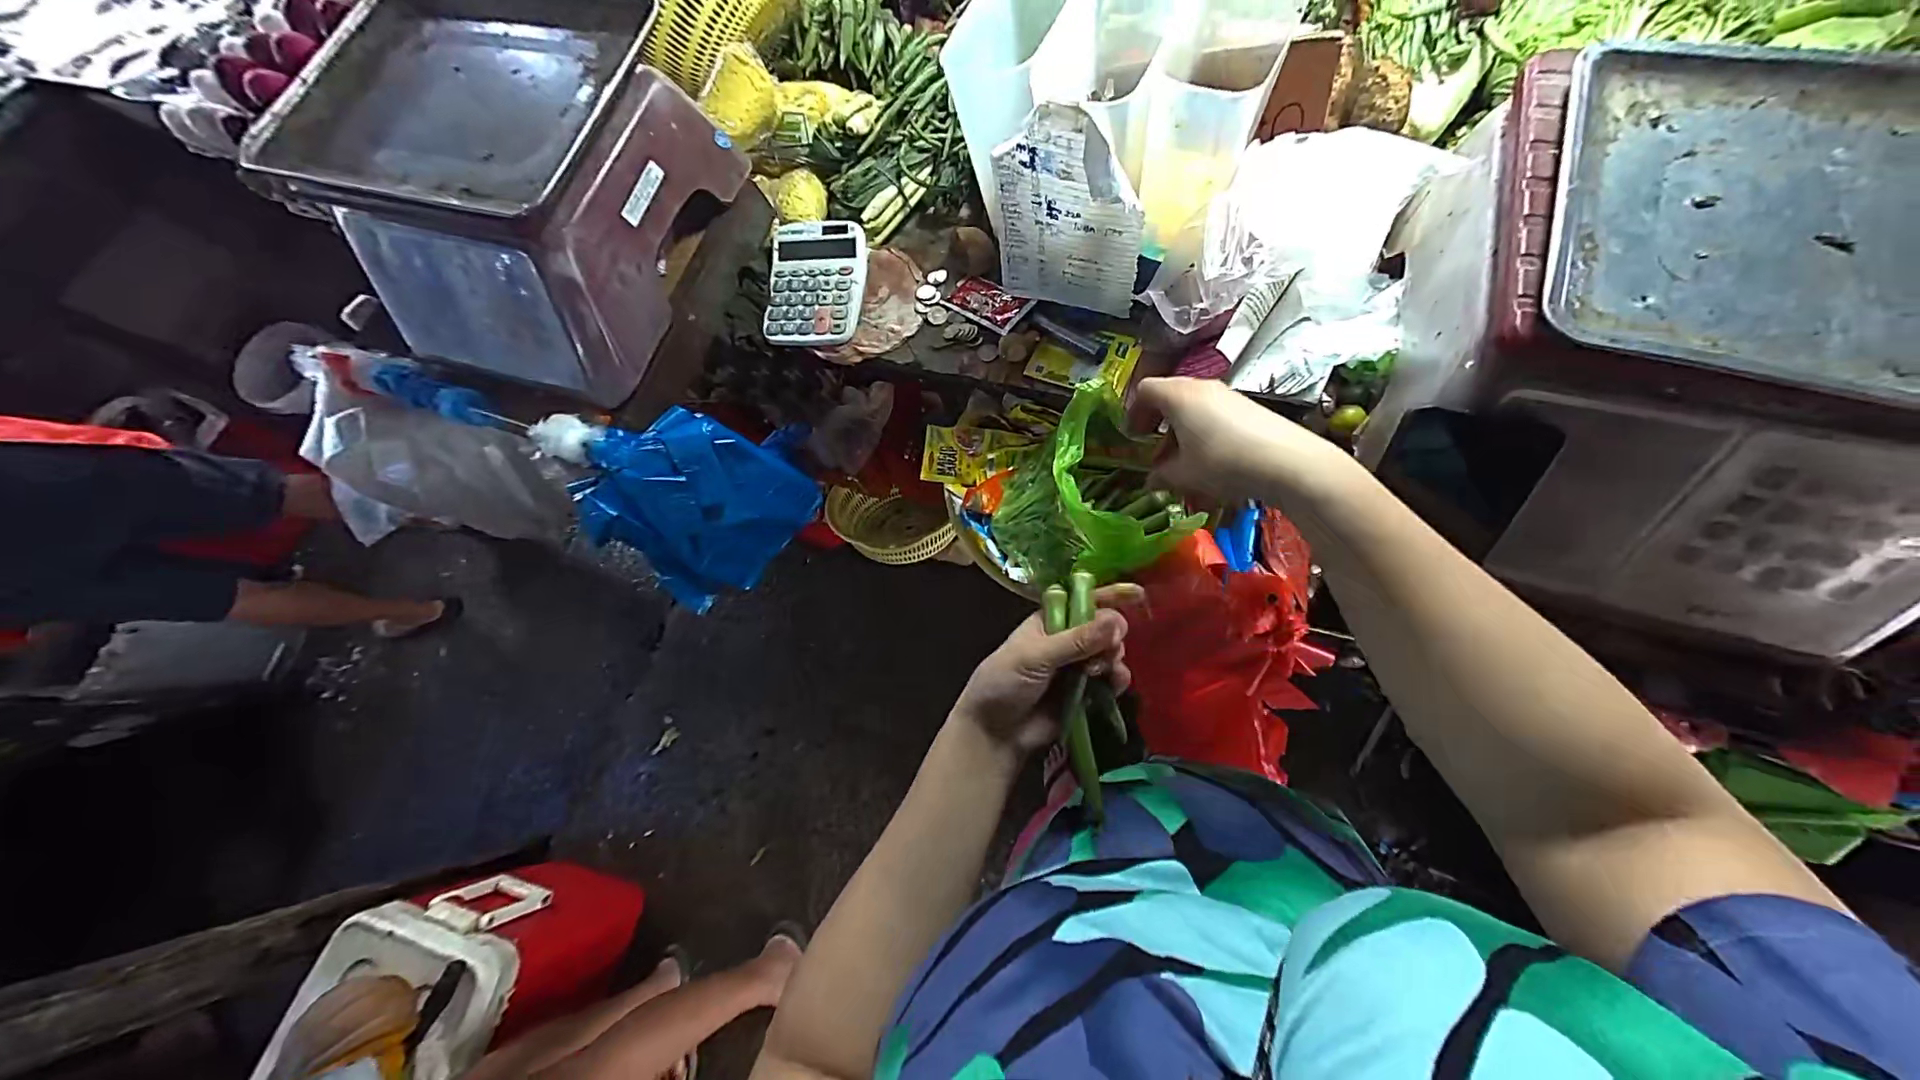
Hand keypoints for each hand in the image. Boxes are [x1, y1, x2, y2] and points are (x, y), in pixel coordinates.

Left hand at [951, 585, 1143, 755]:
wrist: (994, 733)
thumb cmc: (1004, 684)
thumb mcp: (1035, 656)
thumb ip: (1076, 641)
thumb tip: (1116, 621)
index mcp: (1048, 622)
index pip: (1082, 600)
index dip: (1109, 595)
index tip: (1136, 593)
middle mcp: (1066, 640)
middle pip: (1103, 627)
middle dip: (1112, 635)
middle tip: (1107, 649)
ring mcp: (1077, 667)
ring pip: (1110, 654)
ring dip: (1113, 659)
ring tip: (1100, 672)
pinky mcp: (1086, 693)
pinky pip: (1112, 681)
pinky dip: (1118, 680)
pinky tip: (1115, 686)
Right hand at [1132, 377, 1359, 504]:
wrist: (1286, 462)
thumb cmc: (1222, 462)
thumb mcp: (1184, 474)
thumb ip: (1161, 474)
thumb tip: (1151, 480)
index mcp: (1178, 396)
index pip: (1144, 390)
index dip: (1134, 413)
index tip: (1133, 438)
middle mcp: (1201, 387)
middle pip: (1169, 396)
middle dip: (1158, 424)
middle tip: (1155, 451)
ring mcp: (1227, 395)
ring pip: (1193, 407)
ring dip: (1181, 432)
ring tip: (1183, 462)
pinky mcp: (1247, 407)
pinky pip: (1214, 414)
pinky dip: (1203, 433)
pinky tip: (1211, 461)